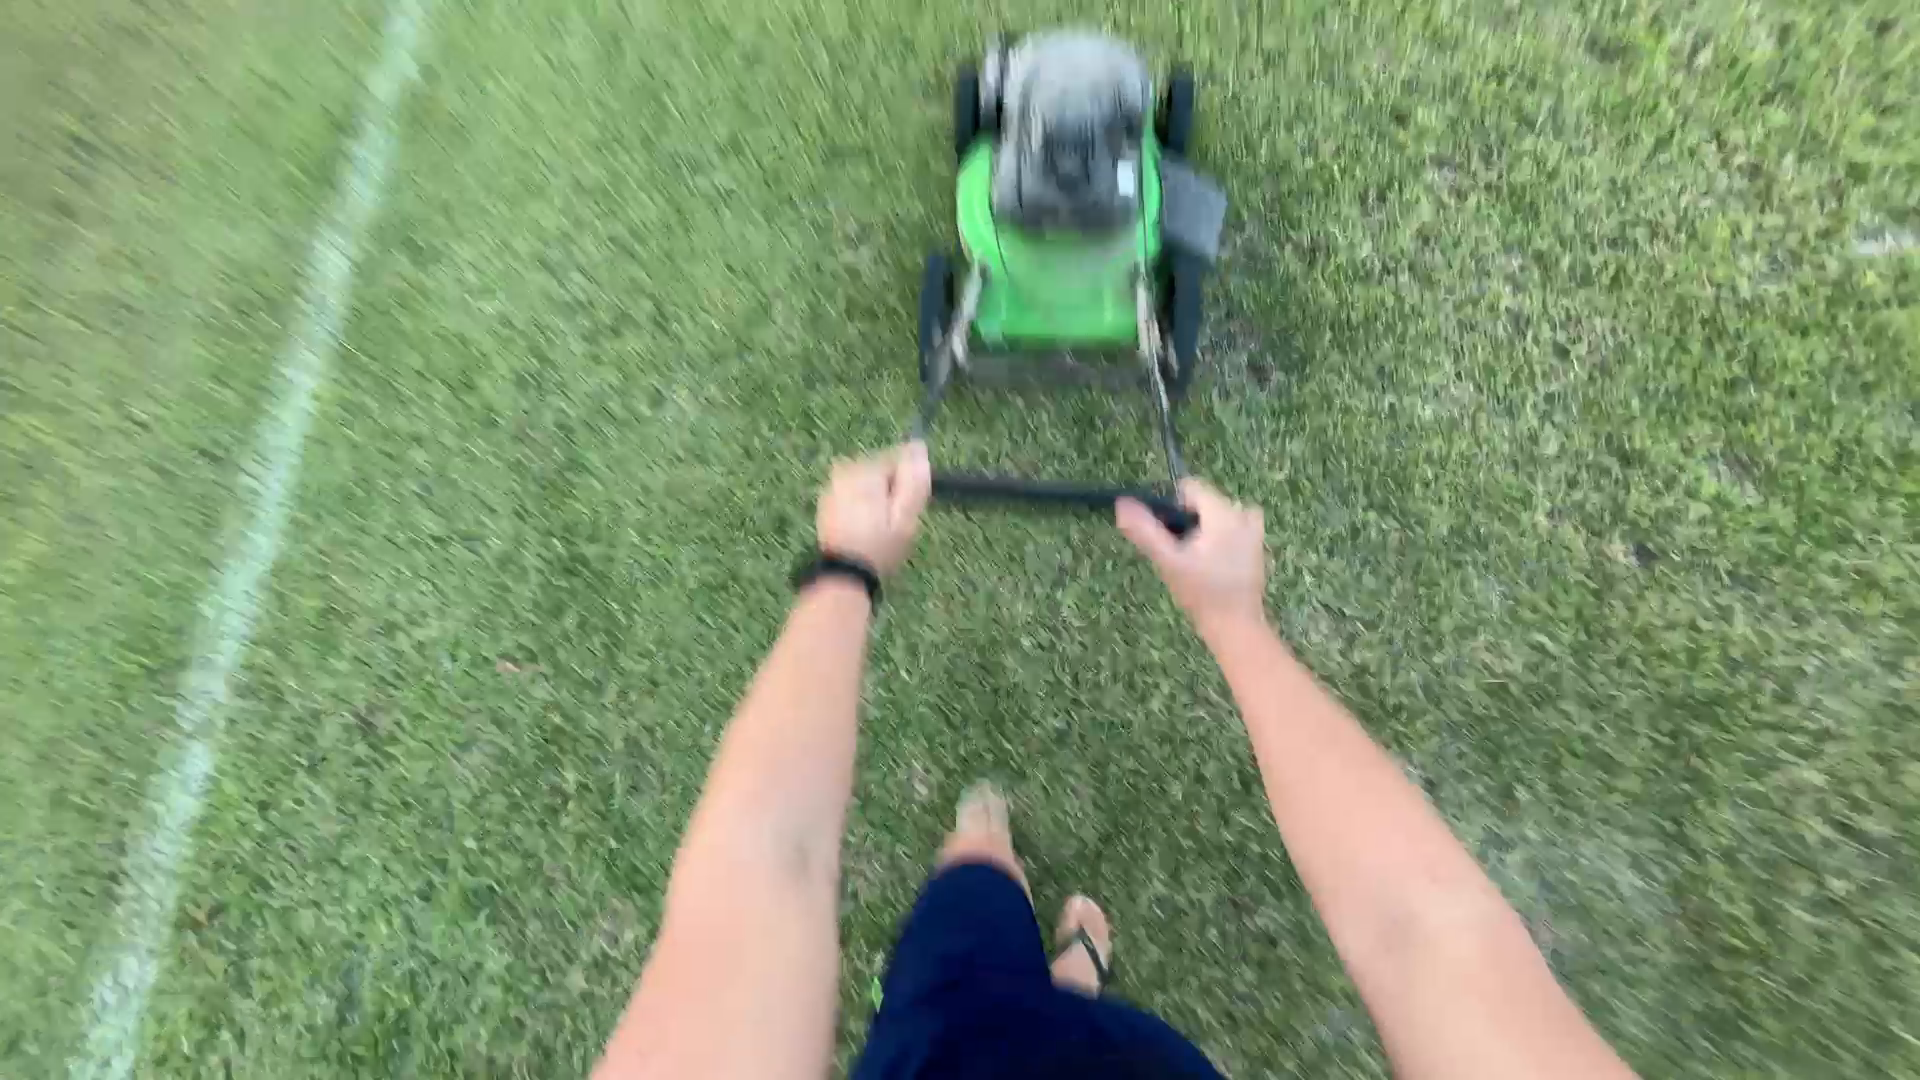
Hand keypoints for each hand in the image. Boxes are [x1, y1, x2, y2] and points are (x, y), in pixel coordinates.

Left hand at [816, 441, 931, 577]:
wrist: (844, 574)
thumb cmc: (880, 547)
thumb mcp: (906, 517)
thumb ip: (914, 480)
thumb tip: (919, 447)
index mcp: (866, 470)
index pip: (899, 459)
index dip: (907, 485)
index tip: (905, 511)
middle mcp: (845, 470)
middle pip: (882, 470)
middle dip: (890, 490)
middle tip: (893, 522)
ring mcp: (832, 484)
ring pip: (868, 482)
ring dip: (876, 498)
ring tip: (878, 527)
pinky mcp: (827, 499)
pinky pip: (853, 493)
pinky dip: (861, 506)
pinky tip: (863, 528)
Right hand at [1116, 478, 1267, 632]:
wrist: (1235, 626)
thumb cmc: (1201, 594)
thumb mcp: (1168, 561)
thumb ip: (1144, 530)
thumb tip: (1121, 503)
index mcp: (1224, 512)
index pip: (1189, 488)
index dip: (1170, 507)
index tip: (1165, 534)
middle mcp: (1244, 513)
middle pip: (1201, 502)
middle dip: (1184, 521)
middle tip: (1177, 554)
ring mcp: (1254, 529)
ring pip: (1212, 515)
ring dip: (1198, 531)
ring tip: (1192, 561)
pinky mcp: (1256, 544)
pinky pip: (1227, 528)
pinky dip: (1213, 539)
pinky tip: (1208, 565)